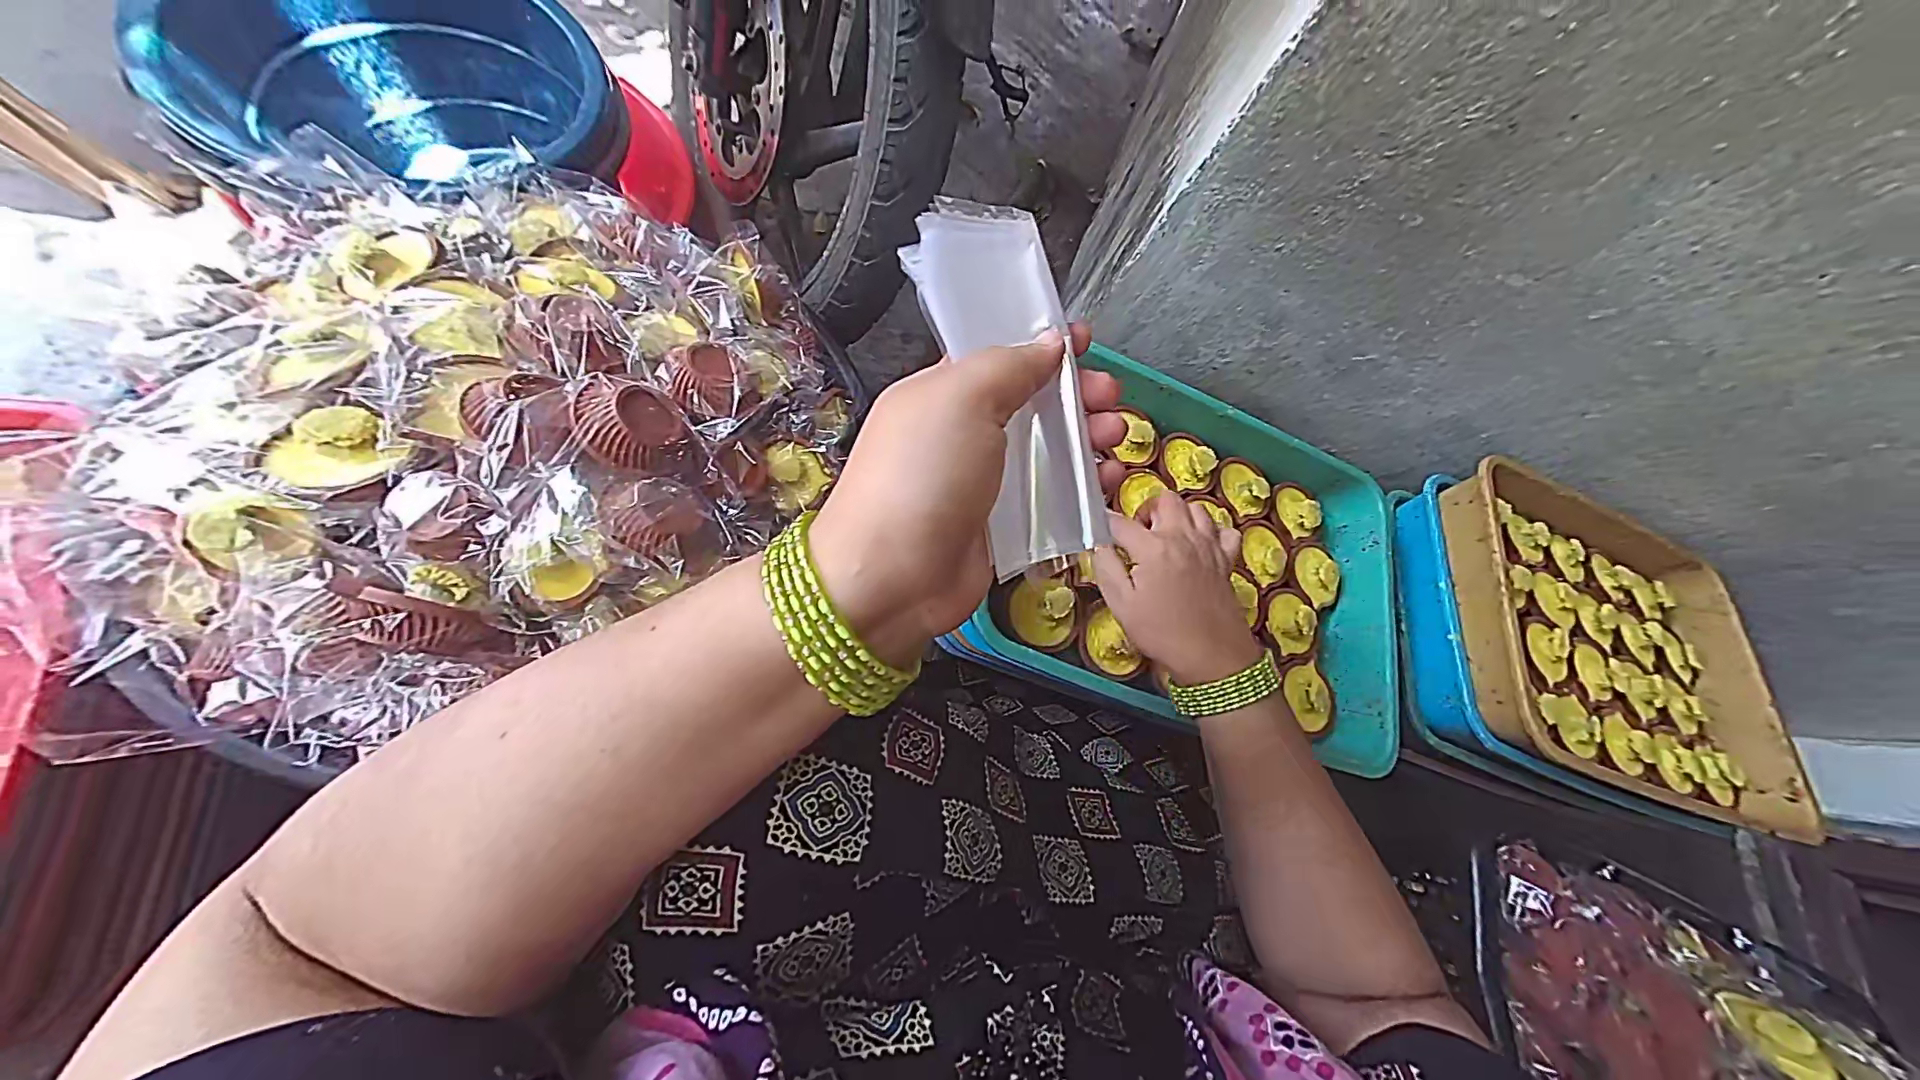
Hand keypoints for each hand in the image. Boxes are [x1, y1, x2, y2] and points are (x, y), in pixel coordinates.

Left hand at [809, 324, 1125, 665]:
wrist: (893, 579)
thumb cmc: (915, 482)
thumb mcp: (960, 400)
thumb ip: (1006, 365)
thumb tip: (1045, 345)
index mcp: (942, 394)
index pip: (999, 358)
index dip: (1040, 346)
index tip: (1081, 343)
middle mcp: (963, 436)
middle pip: (1032, 403)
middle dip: (1075, 394)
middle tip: (1107, 396)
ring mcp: (984, 483)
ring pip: (1047, 450)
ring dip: (1086, 438)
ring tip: (1113, 436)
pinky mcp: (1003, 526)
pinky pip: (1051, 498)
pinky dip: (1082, 487)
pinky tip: (1105, 480)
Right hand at [1093, 493, 1264, 684]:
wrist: (1212, 658)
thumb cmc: (1161, 633)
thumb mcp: (1120, 604)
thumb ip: (1106, 567)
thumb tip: (1099, 545)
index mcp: (1153, 547)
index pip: (1120, 522)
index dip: (1103, 524)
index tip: (1097, 531)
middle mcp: (1183, 537)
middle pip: (1164, 499)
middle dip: (1145, 510)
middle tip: (1136, 534)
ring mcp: (1209, 545)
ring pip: (1195, 507)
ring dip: (1177, 515)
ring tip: (1164, 537)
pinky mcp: (1227, 558)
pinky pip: (1222, 529)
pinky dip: (1210, 530)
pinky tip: (1198, 545)